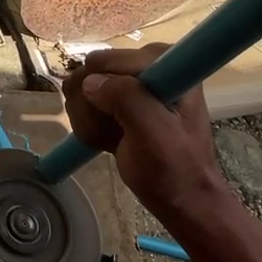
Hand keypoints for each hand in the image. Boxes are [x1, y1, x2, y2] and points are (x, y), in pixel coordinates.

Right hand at [64, 45, 228, 220]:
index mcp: (164, 64)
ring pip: (80, 86)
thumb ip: (126, 98)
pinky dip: (89, 123)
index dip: (105, 90)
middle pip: (90, 71)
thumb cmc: (174, 171)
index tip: (120, 120)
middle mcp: (145, 64)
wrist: (181, 201)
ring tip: (115, 140)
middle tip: (117, 134)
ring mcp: (129, 81)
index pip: (106, 60)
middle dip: (94, 106)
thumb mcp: (155, 135)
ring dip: (90, 119)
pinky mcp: (117, 97)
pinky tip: (110, 139)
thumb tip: (90, 82)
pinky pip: (81, 99)